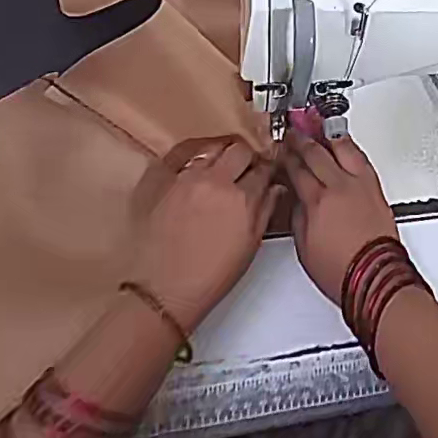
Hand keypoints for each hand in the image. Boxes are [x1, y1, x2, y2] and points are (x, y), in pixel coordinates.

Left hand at [131, 138, 279, 328]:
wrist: (164, 289)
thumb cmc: (209, 276)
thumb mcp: (249, 246)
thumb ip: (265, 210)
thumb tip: (275, 189)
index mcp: (241, 198)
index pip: (262, 169)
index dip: (266, 170)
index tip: (265, 172)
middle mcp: (215, 181)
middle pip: (239, 150)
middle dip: (246, 158)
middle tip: (245, 169)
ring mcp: (186, 177)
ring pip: (212, 147)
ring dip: (221, 154)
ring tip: (221, 166)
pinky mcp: (161, 180)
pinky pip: (180, 152)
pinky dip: (193, 153)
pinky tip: (197, 161)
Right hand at [280, 133, 398, 304]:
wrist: (375, 278)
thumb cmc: (343, 270)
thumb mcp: (305, 247)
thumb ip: (298, 216)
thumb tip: (297, 200)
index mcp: (317, 201)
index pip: (296, 169)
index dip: (286, 157)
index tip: (281, 151)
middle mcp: (339, 187)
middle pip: (316, 153)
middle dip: (302, 140)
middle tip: (295, 133)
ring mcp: (360, 185)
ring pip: (342, 148)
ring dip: (327, 136)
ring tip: (320, 127)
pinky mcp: (375, 188)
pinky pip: (361, 158)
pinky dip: (350, 147)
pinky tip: (345, 144)